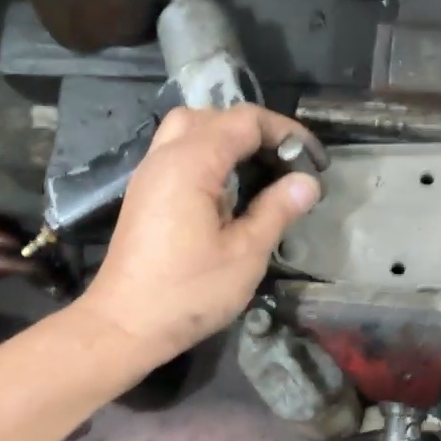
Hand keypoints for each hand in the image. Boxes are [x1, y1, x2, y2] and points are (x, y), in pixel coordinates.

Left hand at [78, 104, 322, 357]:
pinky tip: (229, 194)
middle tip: (285, 164)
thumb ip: (277, 211)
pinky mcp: (145, 195)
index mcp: (191, 164)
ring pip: (190, 131)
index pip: (243, 121)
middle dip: (255, 132)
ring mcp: (150, 175)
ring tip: (259, 174)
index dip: (284, 132)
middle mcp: (165, 157)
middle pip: (213, 117)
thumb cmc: (190, 292)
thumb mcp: (246, 254)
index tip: (312, 159)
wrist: (127, 324)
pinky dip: (208, 158)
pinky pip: (178, 155)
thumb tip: (307, 182)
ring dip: (228, 141)